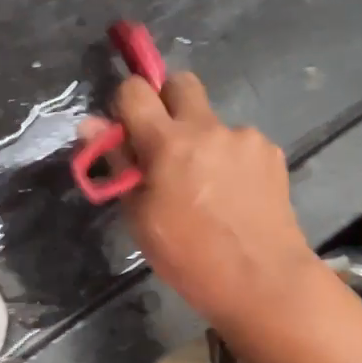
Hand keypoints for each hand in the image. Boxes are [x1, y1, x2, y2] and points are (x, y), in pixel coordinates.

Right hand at [80, 73, 322, 330]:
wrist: (261, 279)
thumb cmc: (187, 255)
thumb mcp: (138, 216)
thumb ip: (118, 165)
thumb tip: (91, 127)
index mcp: (168, 142)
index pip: (136, 90)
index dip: (125, 102)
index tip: (124, 129)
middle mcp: (208, 127)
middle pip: (181, 83)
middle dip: (165, 102)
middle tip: (161, 143)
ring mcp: (244, 138)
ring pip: (211, 121)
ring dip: (199, 140)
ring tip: (201, 187)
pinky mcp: (270, 153)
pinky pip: (237, 143)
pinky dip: (226, 160)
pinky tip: (229, 195)